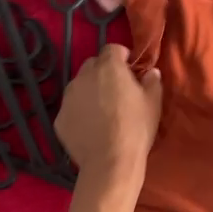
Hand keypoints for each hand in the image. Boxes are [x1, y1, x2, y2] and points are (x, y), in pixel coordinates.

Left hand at [55, 45, 162, 182]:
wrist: (110, 162)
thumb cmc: (136, 129)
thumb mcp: (153, 103)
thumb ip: (152, 82)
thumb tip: (150, 72)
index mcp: (108, 67)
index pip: (112, 49)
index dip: (122, 58)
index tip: (129, 70)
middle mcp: (83, 76)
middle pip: (92, 65)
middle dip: (103, 73)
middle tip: (115, 92)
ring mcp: (68, 98)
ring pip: (78, 86)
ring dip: (89, 92)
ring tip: (101, 111)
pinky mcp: (59, 118)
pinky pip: (71, 109)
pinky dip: (79, 113)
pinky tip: (90, 128)